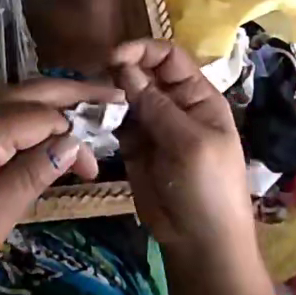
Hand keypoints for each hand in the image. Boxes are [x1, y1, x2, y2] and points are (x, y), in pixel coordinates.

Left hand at [0, 78, 120, 294]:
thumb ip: (32, 175)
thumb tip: (74, 142)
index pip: (44, 116)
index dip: (77, 133)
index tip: (99, 165)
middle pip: (35, 91)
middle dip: (77, 93)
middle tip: (118, 97)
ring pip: (21, 96)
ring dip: (59, 101)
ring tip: (96, 108)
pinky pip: (7, 110)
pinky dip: (37, 113)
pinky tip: (55, 126)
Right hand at [109, 40, 253, 260]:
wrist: (200, 244)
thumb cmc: (208, 188)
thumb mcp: (189, 143)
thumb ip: (156, 105)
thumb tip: (124, 68)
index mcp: (197, 97)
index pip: (169, 57)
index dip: (142, 51)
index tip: (113, 58)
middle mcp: (173, 105)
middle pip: (142, 73)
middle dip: (119, 72)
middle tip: (93, 82)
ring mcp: (152, 125)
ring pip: (124, 96)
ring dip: (106, 95)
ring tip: (88, 103)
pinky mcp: (132, 146)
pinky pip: (114, 122)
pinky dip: (101, 119)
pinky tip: (89, 120)